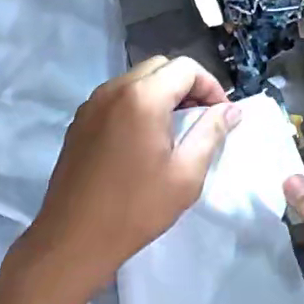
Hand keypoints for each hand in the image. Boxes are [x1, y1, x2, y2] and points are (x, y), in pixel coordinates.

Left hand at [21, 56, 240, 292]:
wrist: (73, 237)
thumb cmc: (135, 208)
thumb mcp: (185, 175)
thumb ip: (211, 133)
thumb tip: (230, 109)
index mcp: (142, 97)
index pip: (186, 68)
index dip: (210, 85)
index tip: (220, 114)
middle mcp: (114, 89)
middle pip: (159, 66)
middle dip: (186, 84)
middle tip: (201, 117)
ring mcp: (92, 102)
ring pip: (136, 78)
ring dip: (161, 92)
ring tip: (175, 127)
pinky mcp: (80, 119)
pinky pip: (116, 96)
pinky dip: (137, 103)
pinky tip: (143, 137)